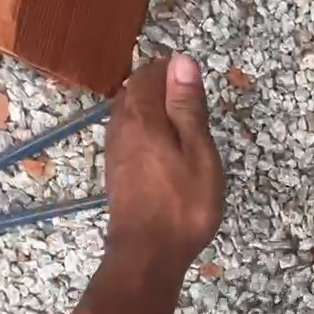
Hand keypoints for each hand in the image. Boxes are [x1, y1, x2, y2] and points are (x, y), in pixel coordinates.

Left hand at [103, 54, 224, 271]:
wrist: (148, 253)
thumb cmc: (183, 206)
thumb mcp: (199, 154)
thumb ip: (188, 108)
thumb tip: (182, 61)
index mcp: (143, 115)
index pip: (152, 73)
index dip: (175, 73)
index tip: (198, 87)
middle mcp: (121, 125)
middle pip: (137, 90)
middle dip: (163, 89)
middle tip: (194, 107)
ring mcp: (115, 149)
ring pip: (131, 113)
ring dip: (154, 112)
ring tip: (182, 129)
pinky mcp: (117, 170)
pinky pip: (130, 136)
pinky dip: (147, 133)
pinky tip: (164, 151)